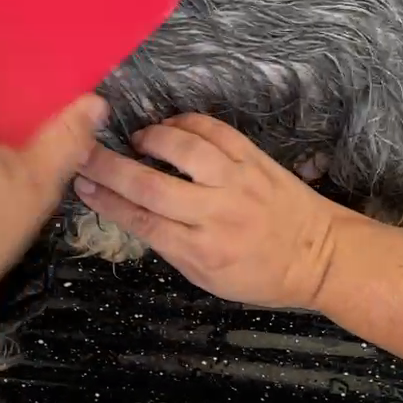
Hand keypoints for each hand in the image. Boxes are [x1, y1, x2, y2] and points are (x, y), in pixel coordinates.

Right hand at [73, 115, 358, 308]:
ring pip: (183, 148)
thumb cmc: (262, 276)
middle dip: (110, 167)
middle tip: (84, 152)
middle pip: (151, 185)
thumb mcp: (210, 279)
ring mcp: (237, 181)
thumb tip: (137, 214)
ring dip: (152, 138)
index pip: (141, 221)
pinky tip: (172, 127)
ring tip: (138, 140)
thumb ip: (174, 248)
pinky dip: (188, 123)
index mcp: (201, 251)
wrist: (321, 256)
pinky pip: (215, 130)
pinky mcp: (255, 159)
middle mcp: (216, 214)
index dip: (106, 201)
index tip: (81, 183)